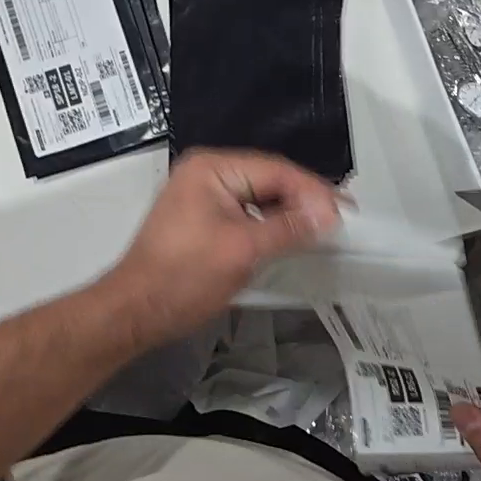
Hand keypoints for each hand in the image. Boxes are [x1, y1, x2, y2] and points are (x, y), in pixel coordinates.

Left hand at [99, 149, 339, 346]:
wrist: (134, 312)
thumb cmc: (184, 278)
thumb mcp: (243, 250)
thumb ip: (289, 228)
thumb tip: (328, 214)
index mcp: (211, 169)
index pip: (275, 170)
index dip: (313, 191)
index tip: (345, 213)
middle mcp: (205, 172)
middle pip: (268, 179)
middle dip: (304, 200)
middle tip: (341, 220)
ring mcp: (201, 194)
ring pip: (258, 196)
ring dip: (288, 213)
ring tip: (324, 229)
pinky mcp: (201, 217)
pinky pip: (244, 212)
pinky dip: (268, 224)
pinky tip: (291, 238)